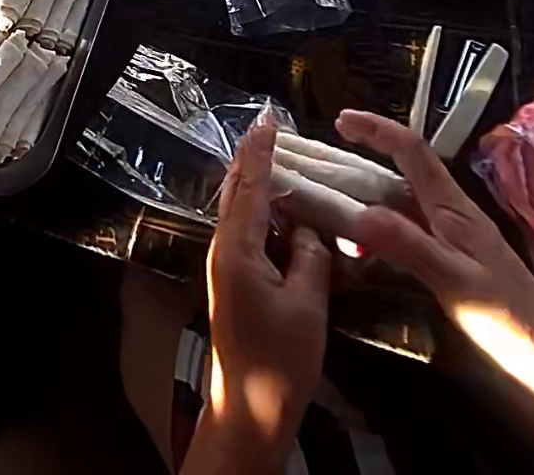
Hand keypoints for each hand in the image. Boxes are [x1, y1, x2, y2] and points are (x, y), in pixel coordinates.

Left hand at [184, 121, 330, 474]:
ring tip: (286, 163)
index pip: (252, 185)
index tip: (268, 119)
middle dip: (254, 159)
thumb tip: (307, 224)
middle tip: (276, 132)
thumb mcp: (308, 301)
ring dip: (260, 185)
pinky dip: (264, 212)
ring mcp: (225, 264)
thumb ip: (310, 252)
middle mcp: (224, 248)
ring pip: (241, 210)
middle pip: (237, 191)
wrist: (250, 414)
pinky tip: (285, 211)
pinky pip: (247, 231)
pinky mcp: (232, 278)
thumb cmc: (281, 359)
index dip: (261, 150)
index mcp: (238, 248)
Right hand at [335, 109, 533, 343]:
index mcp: (452, 205)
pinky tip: (361, 242)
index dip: (376, 129)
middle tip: (327, 156)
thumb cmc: (506, 317)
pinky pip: (406, 225)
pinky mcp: (449, 254)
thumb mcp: (454, 281)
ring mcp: (450, 232)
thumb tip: (360, 215)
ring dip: (369, 188)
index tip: (342, 120)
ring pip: (402, 196)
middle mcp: (449, 210)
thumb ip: (409, 246)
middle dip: (368, 150)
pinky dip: (379, 224)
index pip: (411, 150)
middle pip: (405, 165)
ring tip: (333, 196)